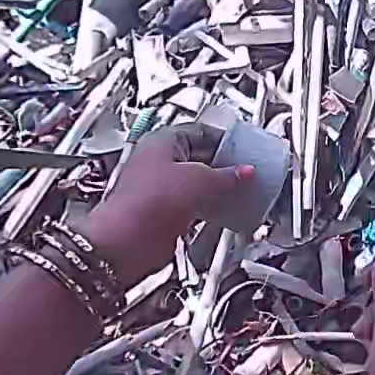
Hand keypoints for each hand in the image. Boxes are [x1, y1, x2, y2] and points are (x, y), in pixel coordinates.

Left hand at [81, 123, 248, 286]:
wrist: (128, 242)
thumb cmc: (148, 202)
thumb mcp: (200, 180)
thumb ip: (227, 175)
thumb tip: (244, 171)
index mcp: (162, 142)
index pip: (201, 132)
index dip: (225, 139)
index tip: (243, 148)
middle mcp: (159, 162)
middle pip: (200, 158)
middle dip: (224, 166)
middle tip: (245, 171)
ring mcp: (161, 189)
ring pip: (198, 183)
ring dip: (218, 188)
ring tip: (241, 191)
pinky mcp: (165, 213)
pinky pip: (195, 205)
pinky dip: (211, 207)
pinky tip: (226, 210)